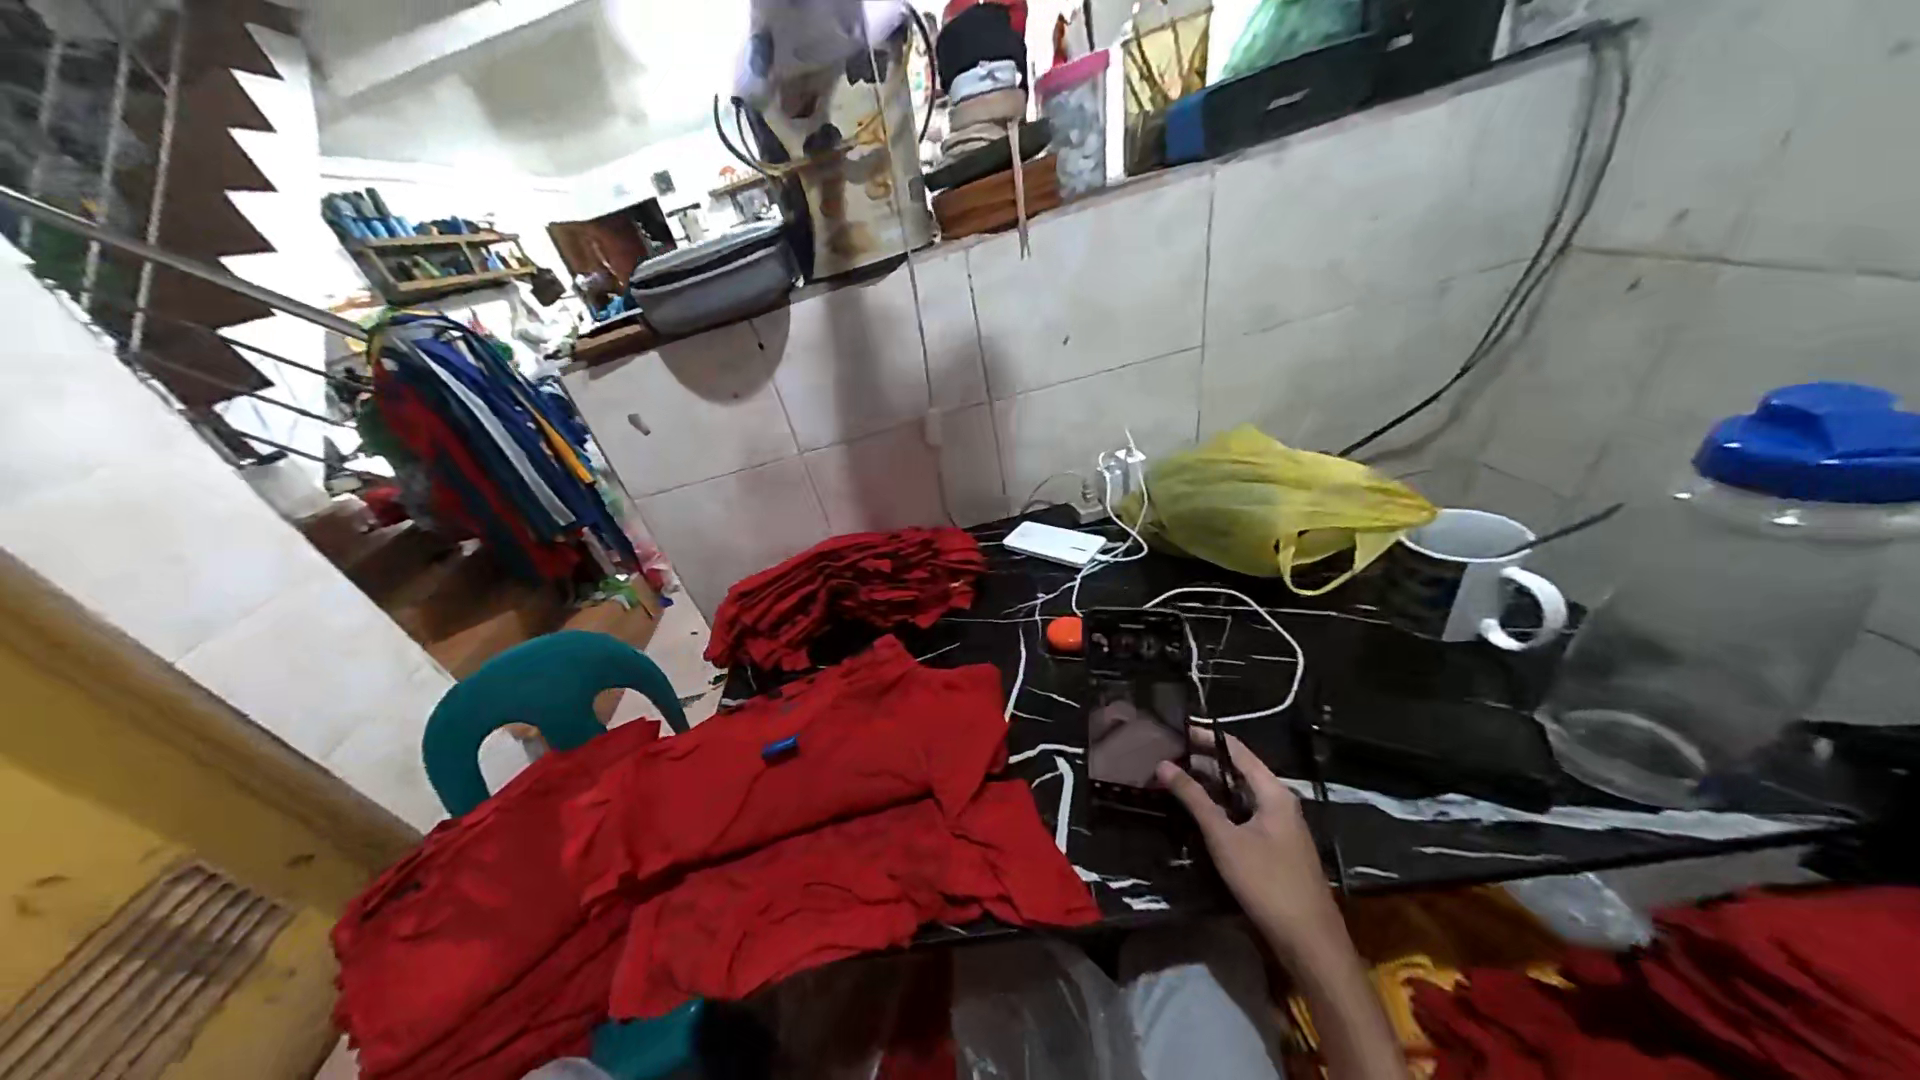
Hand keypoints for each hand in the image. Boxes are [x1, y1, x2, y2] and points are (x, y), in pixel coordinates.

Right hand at [1156, 732, 1343, 961]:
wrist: (1309, 940)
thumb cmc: (1266, 882)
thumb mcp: (1224, 838)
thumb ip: (1194, 799)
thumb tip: (1164, 764)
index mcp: (1274, 792)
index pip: (1237, 750)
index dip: (1206, 738)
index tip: (1176, 732)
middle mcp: (1281, 802)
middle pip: (1240, 770)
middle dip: (1205, 763)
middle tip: (1170, 758)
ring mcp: (1282, 826)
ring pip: (1242, 795)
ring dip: (1212, 787)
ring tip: (1178, 782)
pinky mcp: (1277, 847)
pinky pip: (1246, 814)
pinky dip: (1223, 808)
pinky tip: (1201, 816)